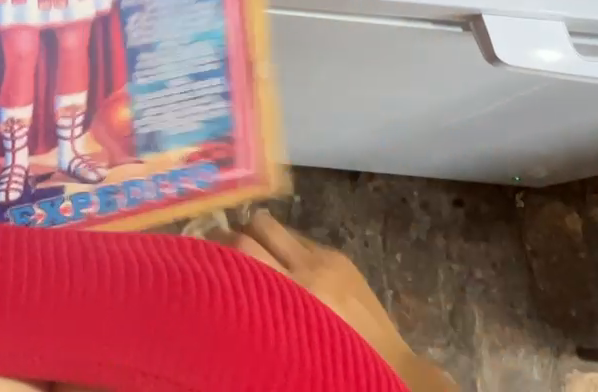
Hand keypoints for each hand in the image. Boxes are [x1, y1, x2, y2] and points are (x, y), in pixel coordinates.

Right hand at [213, 210, 456, 391]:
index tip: (201, 255)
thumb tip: (223, 291)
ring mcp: (326, 256)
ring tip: (248, 253)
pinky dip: (283, 246)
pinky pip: (299, 238)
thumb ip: (258, 312)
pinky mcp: (339, 255)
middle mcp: (309, 265)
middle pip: (259, 224)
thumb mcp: (289, 347)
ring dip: (259, 234)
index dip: (218, 246)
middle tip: (219, 249)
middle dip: (235, 232)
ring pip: (277, 225)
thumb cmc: (336, 367)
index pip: (244, 247)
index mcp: (296, 292)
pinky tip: (281, 267)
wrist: (396, 372)